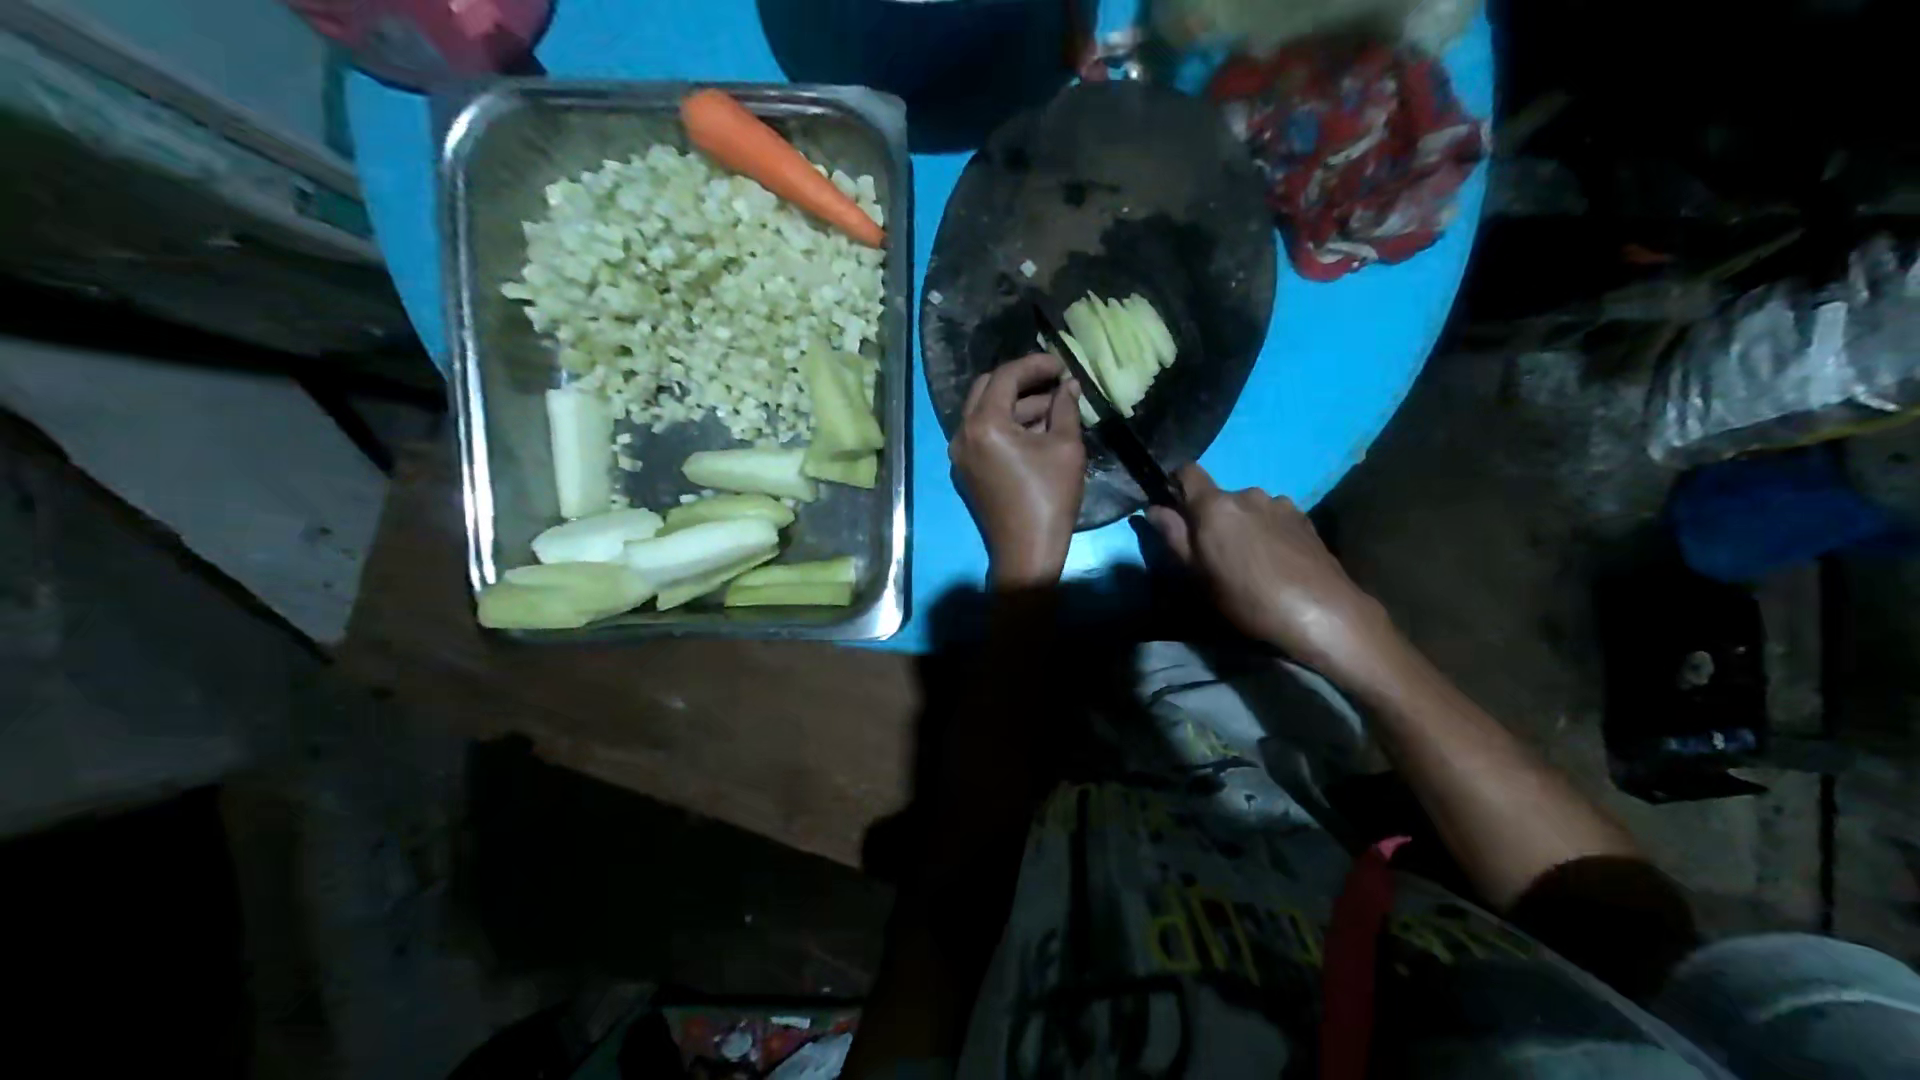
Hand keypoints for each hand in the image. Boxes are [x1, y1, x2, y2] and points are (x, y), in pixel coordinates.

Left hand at [949, 353, 1085, 588]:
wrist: (1026, 552)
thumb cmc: (1049, 498)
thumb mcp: (1066, 448)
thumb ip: (1065, 409)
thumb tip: (1068, 386)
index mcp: (984, 424)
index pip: (1005, 376)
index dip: (1035, 364)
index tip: (1062, 365)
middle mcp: (962, 434)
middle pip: (987, 389)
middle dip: (1021, 381)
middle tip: (1053, 381)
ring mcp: (960, 454)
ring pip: (984, 412)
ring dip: (1016, 404)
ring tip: (1054, 408)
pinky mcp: (966, 470)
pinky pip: (983, 434)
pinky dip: (1006, 425)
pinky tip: (1036, 430)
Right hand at [1147, 464, 1396, 682]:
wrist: (1321, 612)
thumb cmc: (1247, 598)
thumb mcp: (1197, 575)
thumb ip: (1173, 537)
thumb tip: (1154, 509)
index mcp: (1214, 505)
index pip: (1187, 472)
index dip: (1175, 485)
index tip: (1174, 511)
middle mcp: (1247, 494)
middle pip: (1218, 496)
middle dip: (1211, 517)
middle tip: (1214, 553)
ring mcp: (1280, 504)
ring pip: (1248, 507)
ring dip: (1242, 524)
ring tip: (1250, 559)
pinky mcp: (1304, 518)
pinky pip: (1273, 517)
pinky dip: (1267, 530)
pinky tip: (1276, 560)